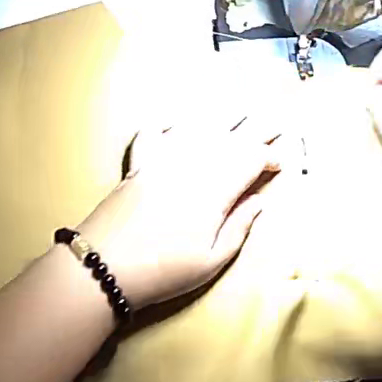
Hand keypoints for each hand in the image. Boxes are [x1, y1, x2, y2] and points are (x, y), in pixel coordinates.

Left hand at [73, 116, 281, 307]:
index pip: (251, 159)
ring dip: (220, 119)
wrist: (102, 266)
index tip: (278, 165)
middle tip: (274, 123)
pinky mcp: (137, 165)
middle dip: (256, 131)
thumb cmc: (163, 270)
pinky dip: (165, 125)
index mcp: (215, 189)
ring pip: (197, 128)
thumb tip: (259, 202)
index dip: (269, 158)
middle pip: (230, 139)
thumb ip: (239, 226)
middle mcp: (191, 165)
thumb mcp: (212, 260)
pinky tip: (174, 123)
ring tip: (237, 111)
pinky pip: (152, 134)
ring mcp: (161, 160)